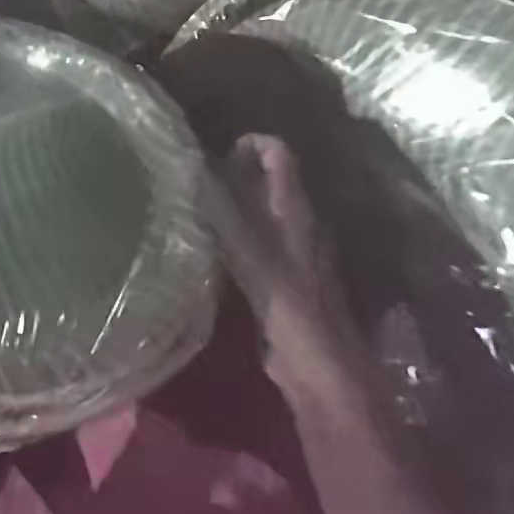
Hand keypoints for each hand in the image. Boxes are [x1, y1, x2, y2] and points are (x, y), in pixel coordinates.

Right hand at [209, 135, 364, 392]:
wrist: (319, 369)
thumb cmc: (290, 307)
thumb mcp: (252, 257)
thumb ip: (223, 213)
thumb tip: (195, 171)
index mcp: (295, 210)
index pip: (279, 154)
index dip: (250, 144)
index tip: (214, 157)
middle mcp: (298, 222)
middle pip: (268, 180)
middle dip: (232, 173)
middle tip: (193, 183)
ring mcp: (292, 249)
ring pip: (260, 209)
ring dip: (231, 203)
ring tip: (194, 209)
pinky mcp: (282, 276)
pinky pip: (256, 239)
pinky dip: (234, 233)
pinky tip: (209, 248)